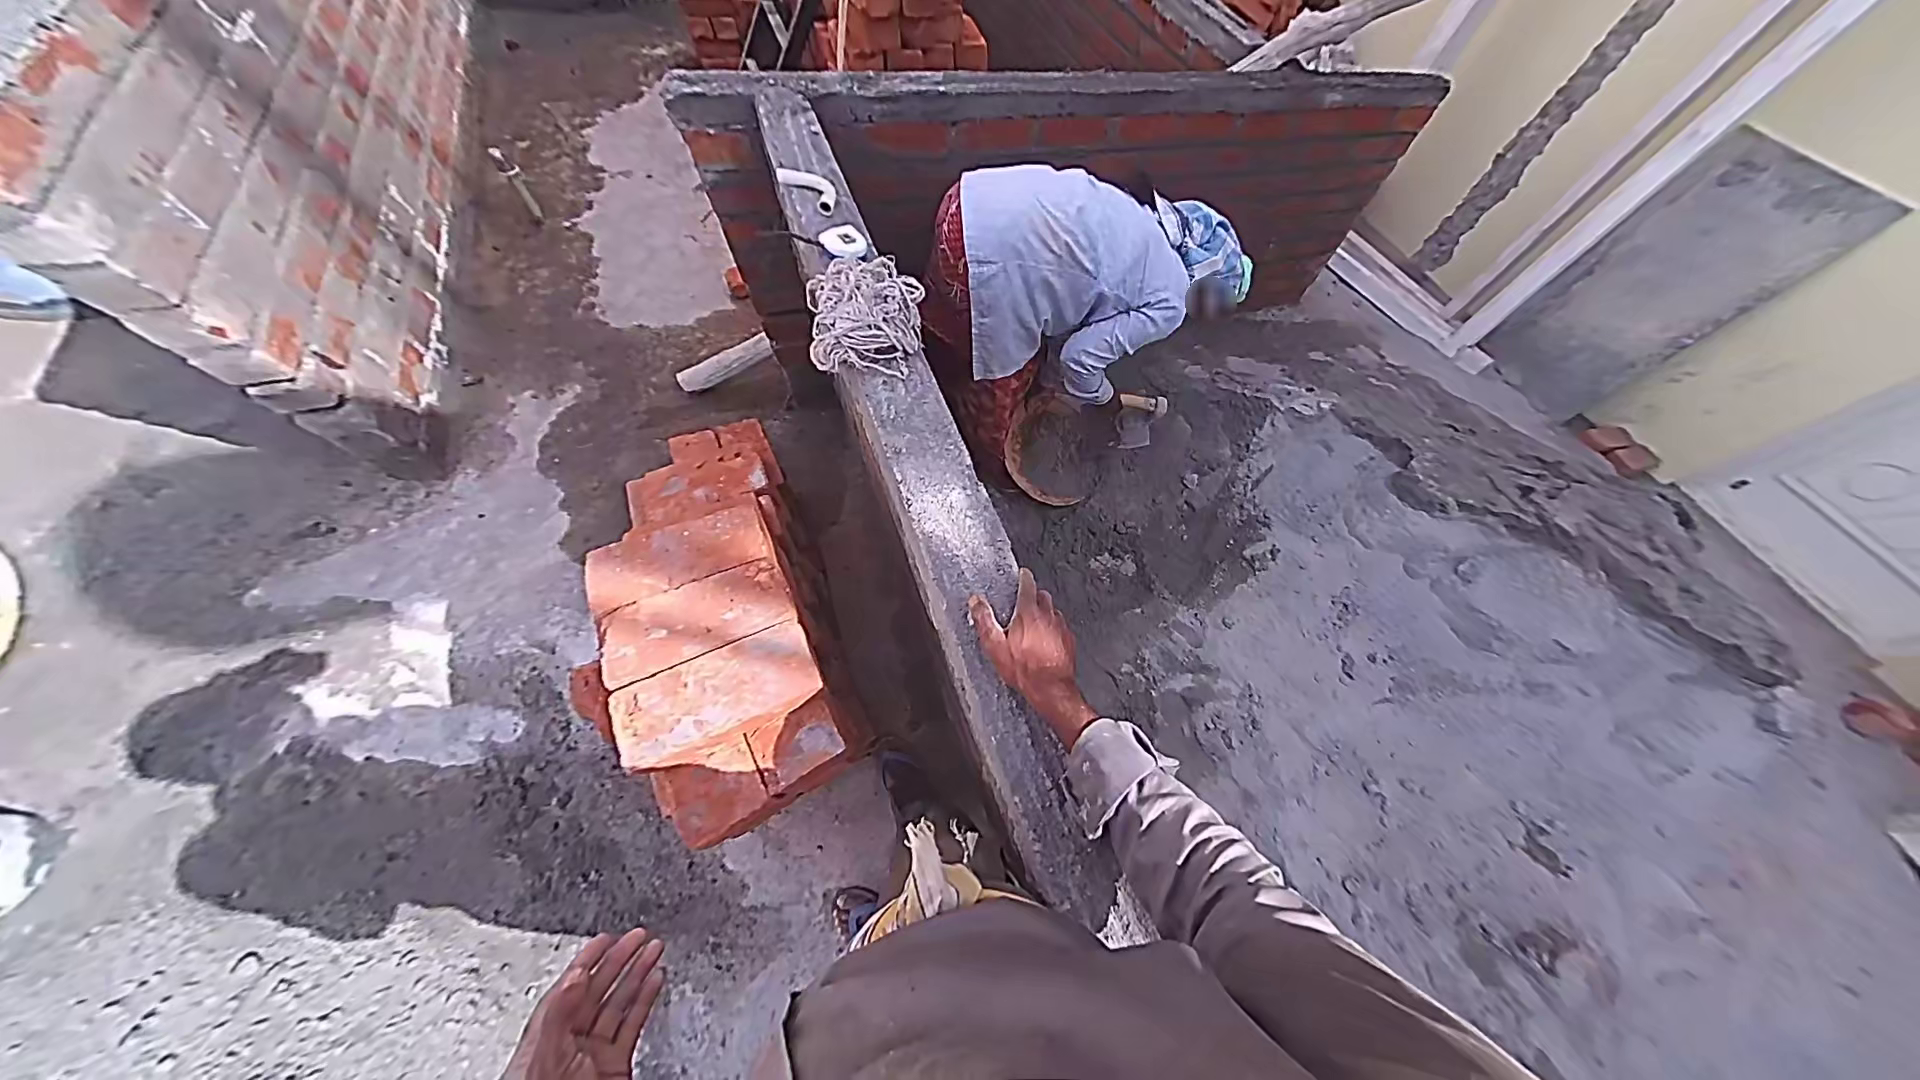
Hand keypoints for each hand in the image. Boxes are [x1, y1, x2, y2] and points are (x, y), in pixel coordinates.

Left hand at [502, 929, 665, 1079]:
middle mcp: (572, 1042)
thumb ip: (557, 1017)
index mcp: (548, 1037)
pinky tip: (656, 981)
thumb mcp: (542, 1060)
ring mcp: (594, 1054)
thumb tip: (573, 975)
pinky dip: (647, 1000)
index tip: (605, 937)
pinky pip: (633, 1025)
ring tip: (654, 949)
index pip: (571, 987)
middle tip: (638, 935)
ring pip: (620, 1003)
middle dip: (620, 959)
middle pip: (598, 989)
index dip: (588, 959)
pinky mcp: (615, 1066)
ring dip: (638, 973)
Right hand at [968, 568, 1098, 747]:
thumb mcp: (995, 646)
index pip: (1028, 585)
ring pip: (1053, 611)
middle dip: (1034, 595)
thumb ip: (984, 621)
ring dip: (1044, 613)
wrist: (1051, 689)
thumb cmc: (1025, 670)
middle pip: (1043, 596)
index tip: (1022, 574)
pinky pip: (1060, 627)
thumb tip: (976, 603)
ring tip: (1033, 623)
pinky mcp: (1068, 640)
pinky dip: (1052, 628)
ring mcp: (1060, 628)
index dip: (1024, 577)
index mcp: (1028, 613)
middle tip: (1024, 601)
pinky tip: (1045, 640)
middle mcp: (1048, 616)